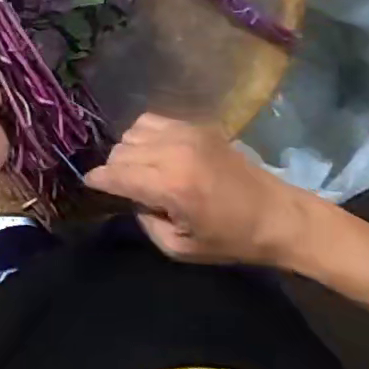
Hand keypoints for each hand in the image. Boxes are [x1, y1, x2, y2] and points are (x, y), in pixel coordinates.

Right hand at [84, 113, 320, 267]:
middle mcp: (173, 153)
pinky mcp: (196, 125)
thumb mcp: (180, 248)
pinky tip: (154, 151)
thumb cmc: (231, 239)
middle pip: (120, 151)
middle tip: (124, 187)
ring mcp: (186, 134)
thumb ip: (146, 222)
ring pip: (131, 132)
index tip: (90, 185)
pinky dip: (143, 134)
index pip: (116, 175)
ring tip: (140, 168)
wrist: (278, 215)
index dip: (97, 180)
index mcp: (170, 186)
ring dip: (128, 151)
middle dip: (114, 170)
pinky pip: (151, 120)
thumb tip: (132, 199)